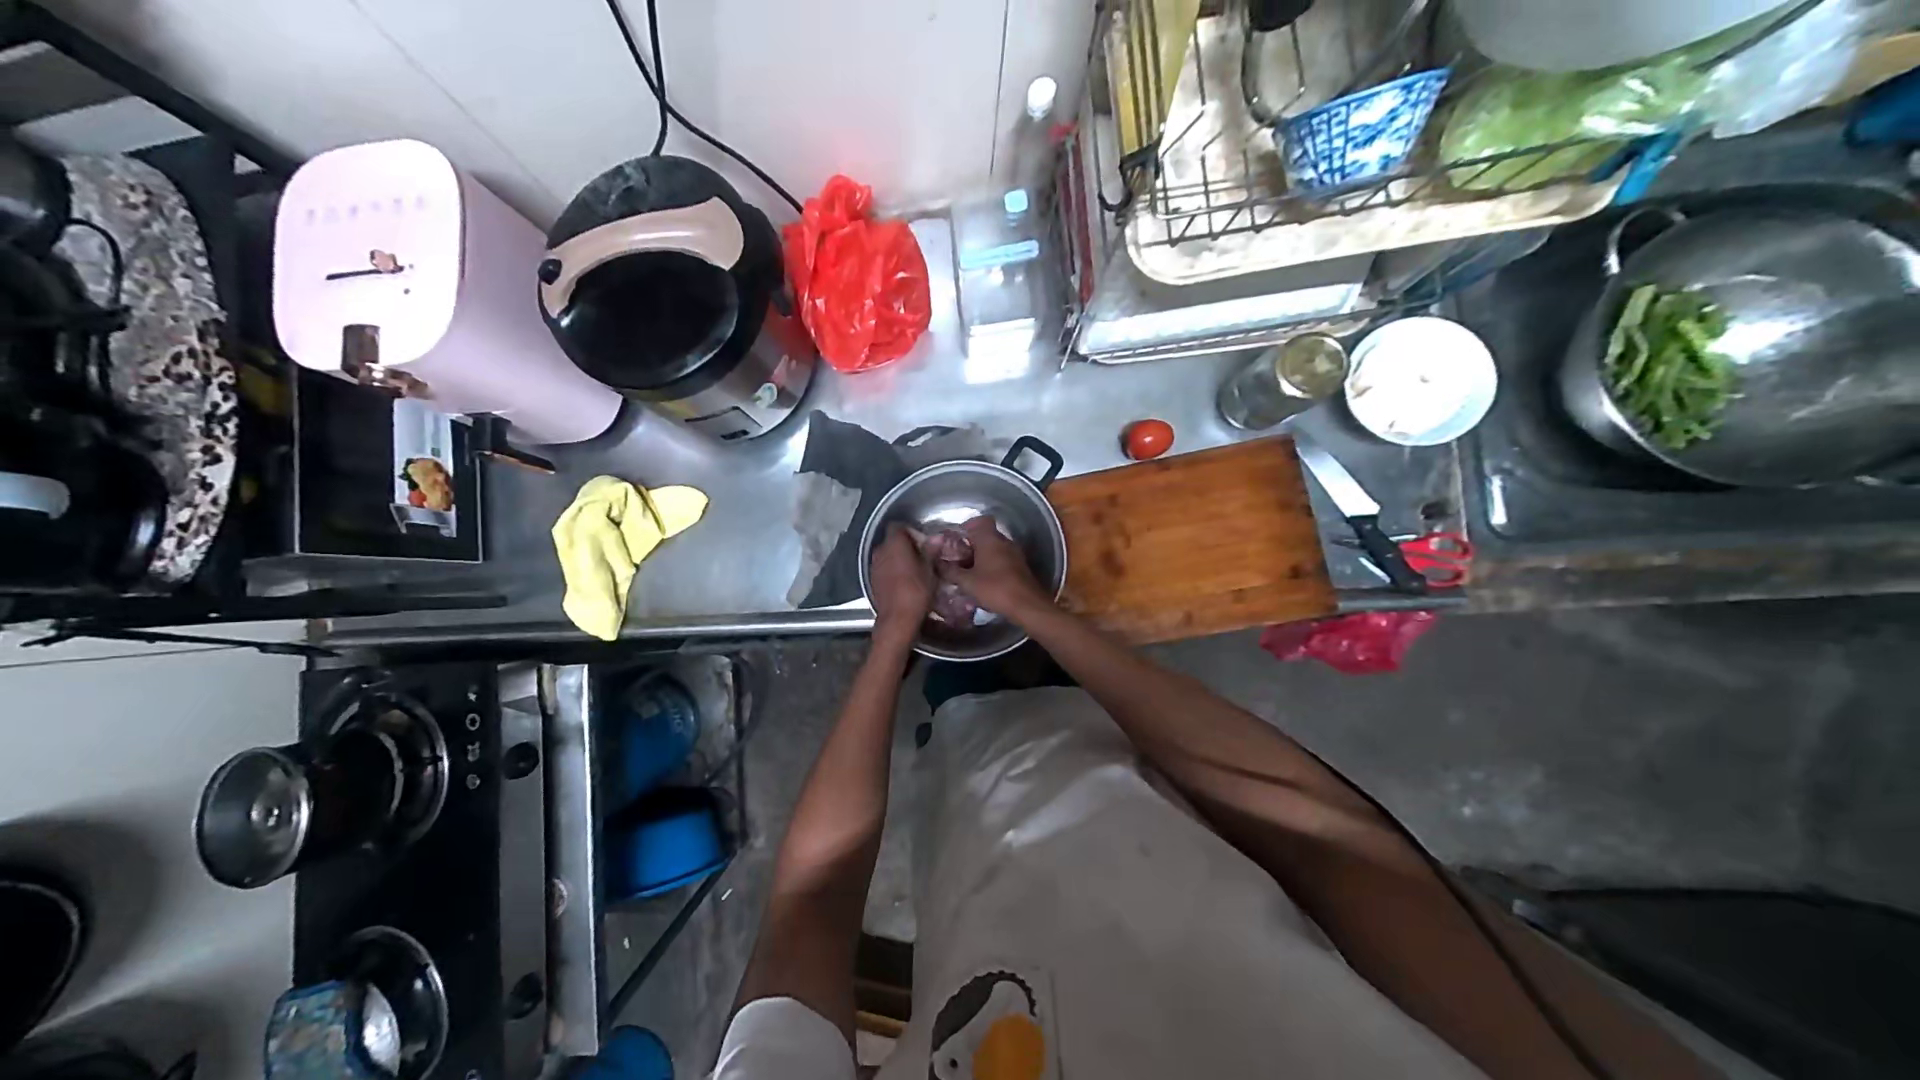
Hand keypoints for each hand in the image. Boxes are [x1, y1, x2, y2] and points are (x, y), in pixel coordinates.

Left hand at [868, 524, 933, 642]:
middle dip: (905, 545)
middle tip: (922, 555)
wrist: (898, 619)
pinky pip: (883, 567)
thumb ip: (931, 550)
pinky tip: (904, 581)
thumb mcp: (930, 569)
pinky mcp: (873, 580)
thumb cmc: (916, 591)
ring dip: (898, 558)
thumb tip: (936, 537)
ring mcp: (874, 566)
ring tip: (914, 569)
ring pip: (887, 554)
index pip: (898, 526)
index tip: (922, 541)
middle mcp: (880, 551)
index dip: (910, 530)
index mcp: (894, 543)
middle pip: (892, 540)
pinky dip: (892, 570)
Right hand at [940, 515, 1051, 619]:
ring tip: (968, 572)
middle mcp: (1004, 542)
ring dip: (981, 557)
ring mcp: (1014, 554)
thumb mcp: (967, 582)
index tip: (955, 540)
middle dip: (971, 545)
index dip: (967, 527)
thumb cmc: (995, 588)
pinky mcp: (1020, 567)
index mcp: (990, 539)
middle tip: (957, 559)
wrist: (1027, 605)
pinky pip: (1002, 560)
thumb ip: (950, 571)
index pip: (980, 520)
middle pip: (985, 535)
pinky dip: (991, 566)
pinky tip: (983, 581)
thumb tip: (936, 563)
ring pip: (994, 549)